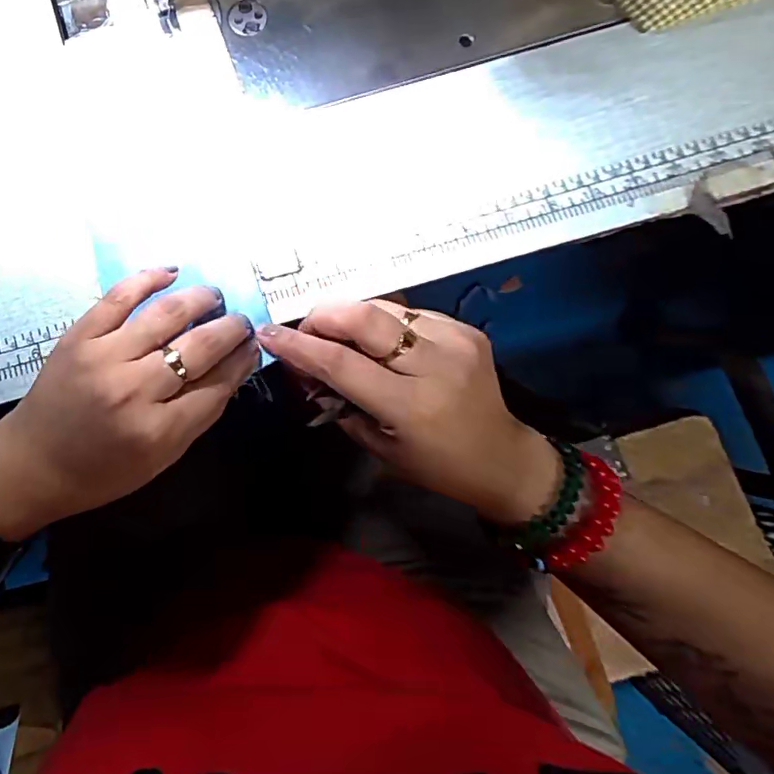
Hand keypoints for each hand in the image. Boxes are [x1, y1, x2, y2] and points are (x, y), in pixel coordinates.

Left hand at [0, 268, 259, 540]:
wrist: (30, 464)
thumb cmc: (101, 471)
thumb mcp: (160, 459)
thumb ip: (199, 414)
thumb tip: (234, 367)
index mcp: (158, 431)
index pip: (217, 384)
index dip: (242, 360)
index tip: (253, 346)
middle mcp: (134, 390)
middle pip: (199, 347)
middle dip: (230, 329)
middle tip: (241, 321)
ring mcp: (104, 358)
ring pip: (167, 315)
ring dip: (200, 299)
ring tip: (214, 296)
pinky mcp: (79, 336)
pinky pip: (120, 297)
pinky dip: (148, 279)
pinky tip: (171, 273)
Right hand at [256, 301, 561, 525]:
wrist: (504, 457)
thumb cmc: (438, 465)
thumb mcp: (383, 447)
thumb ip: (344, 404)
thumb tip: (309, 369)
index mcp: (411, 405)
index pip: (342, 363)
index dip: (300, 345)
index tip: (270, 333)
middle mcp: (435, 365)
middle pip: (365, 318)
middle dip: (324, 316)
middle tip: (305, 327)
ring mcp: (456, 340)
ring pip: (386, 307)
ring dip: (352, 314)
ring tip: (335, 330)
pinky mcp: (467, 329)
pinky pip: (411, 313)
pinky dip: (384, 321)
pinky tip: (378, 338)